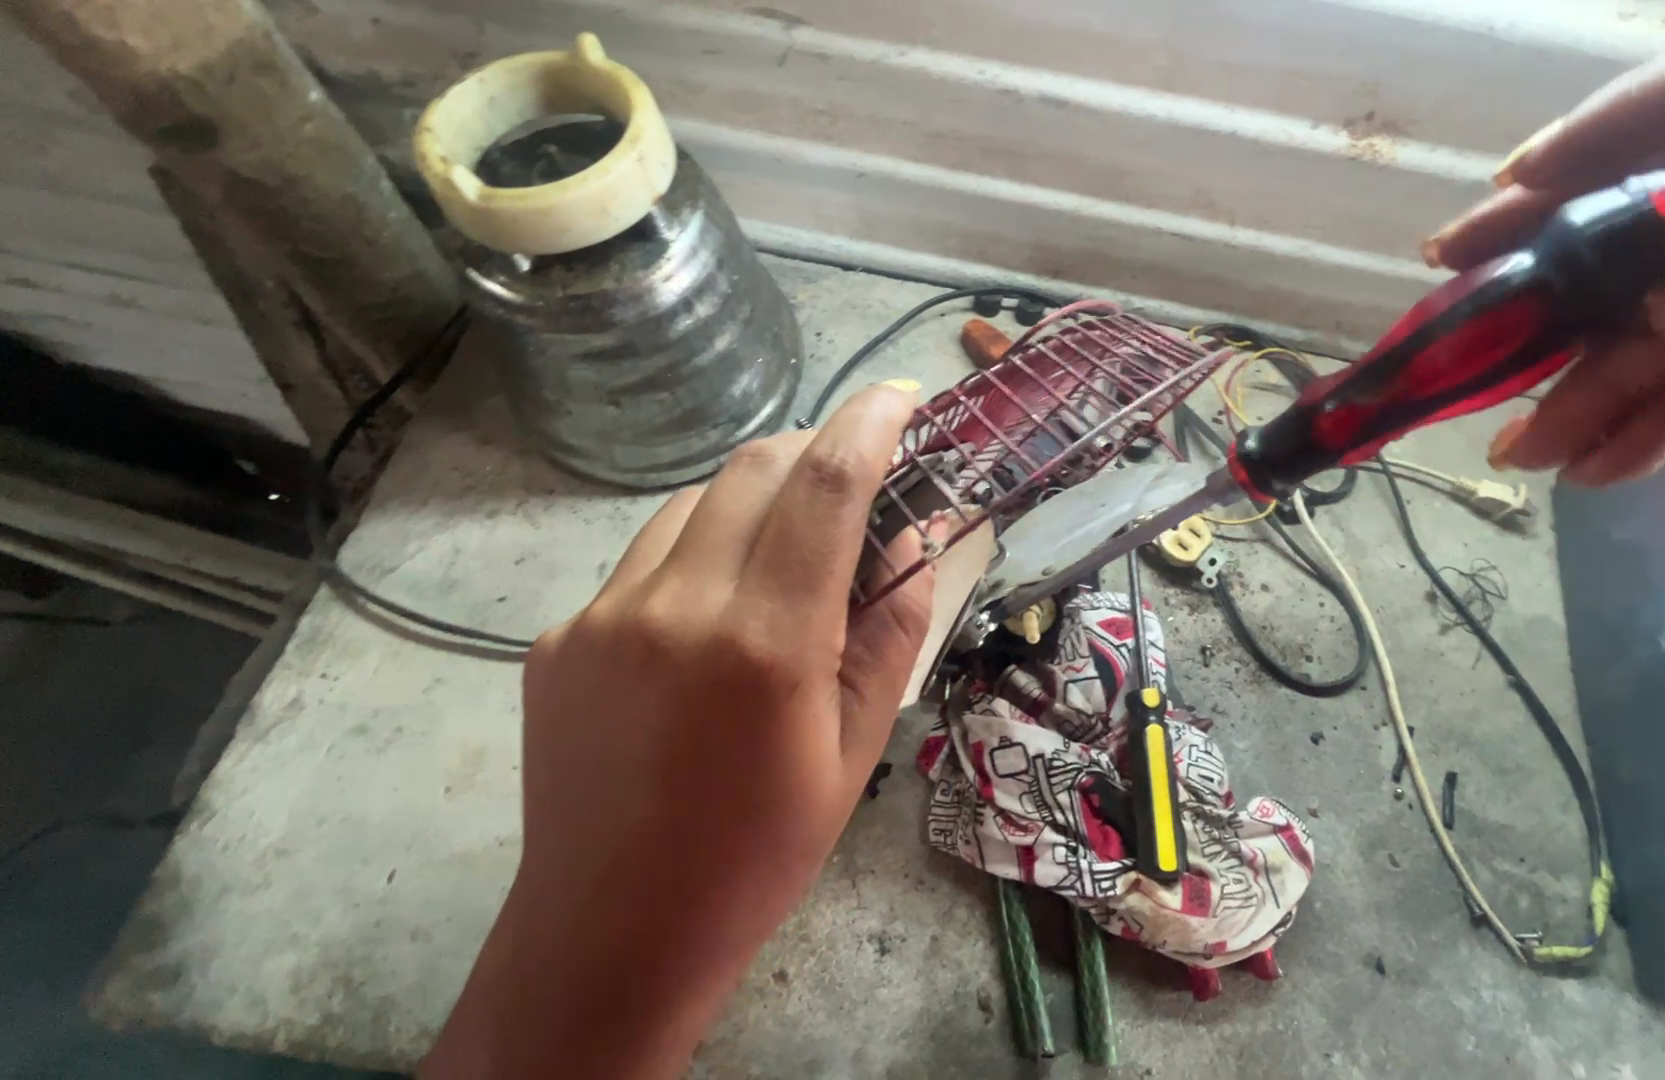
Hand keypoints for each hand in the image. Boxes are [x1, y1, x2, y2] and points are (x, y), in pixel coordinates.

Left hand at [422, 385, 934, 1079]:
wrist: (615, 927)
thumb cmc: (762, 849)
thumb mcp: (858, 745)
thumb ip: (892, 627)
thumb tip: (917, 535)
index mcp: (767, 642)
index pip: (827, 486)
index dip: (870, 423)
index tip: (901, 394)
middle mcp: (677, 605)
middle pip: (754, 467)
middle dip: (815, 449)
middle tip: (854, 475)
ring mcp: (603, 613)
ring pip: (695, 502)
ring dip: (754, 498)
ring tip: (784, 552)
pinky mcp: (559, 632)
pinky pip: (644, 556)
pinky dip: (698, 552)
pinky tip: (709, 615)